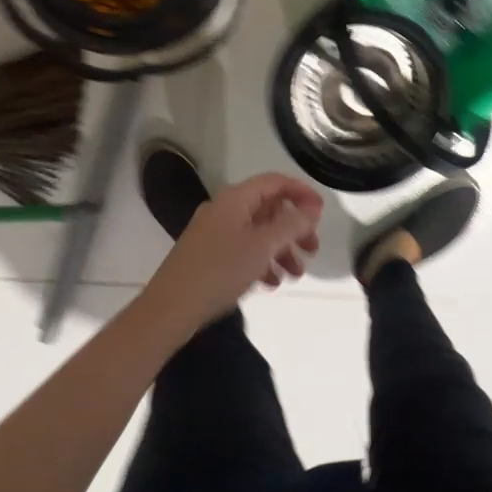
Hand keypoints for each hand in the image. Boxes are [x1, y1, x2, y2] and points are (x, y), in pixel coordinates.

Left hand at [142, 173, 322, 329]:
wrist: (169, 309)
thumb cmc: (219, 271)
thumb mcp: (262, 246)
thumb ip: (291, 225)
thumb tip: (311, 209)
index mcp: (235, 198)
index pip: (275, 182)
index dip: (302, 192)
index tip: (322, 213)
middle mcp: (224, 209)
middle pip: (268, 208)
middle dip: (294, 228)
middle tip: (312, 249)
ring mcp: (213, 233)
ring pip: (257, 232)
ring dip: (280, 249)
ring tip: (296, 274)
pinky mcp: (207, 256)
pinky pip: (242, 250)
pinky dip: (261, 262)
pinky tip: (271, 283)